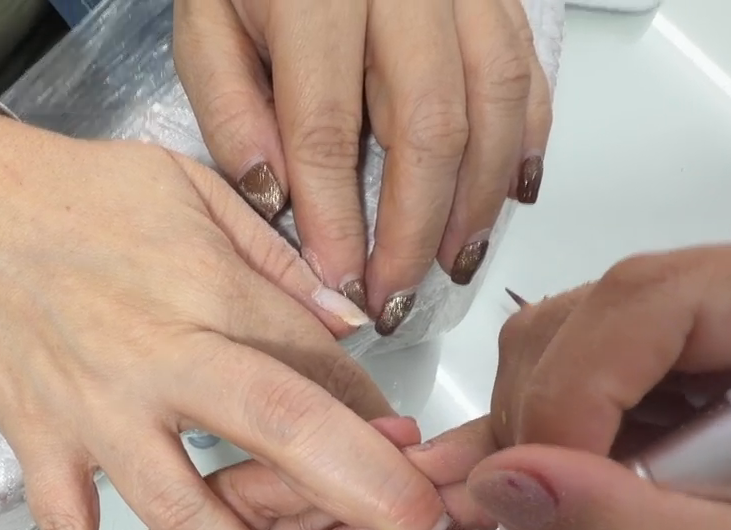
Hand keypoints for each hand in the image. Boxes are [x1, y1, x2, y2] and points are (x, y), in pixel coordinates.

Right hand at [0, 93, 450, 529]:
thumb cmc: (79, 191)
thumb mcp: (193, 191)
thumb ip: (275, 264)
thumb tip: (346, 327)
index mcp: (208, 289)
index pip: (317, 365)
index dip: (377, 423)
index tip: (416, 467)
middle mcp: (157, 359)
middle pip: (276, 431)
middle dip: (359, 493)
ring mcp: (92, 411)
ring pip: (178, 507)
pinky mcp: (37, 443)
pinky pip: (60, 527)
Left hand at [174, 0, 551, 333]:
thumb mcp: (204, 30)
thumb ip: (231, 111)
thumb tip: (275, 199)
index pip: (328, 130)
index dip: (336, 220)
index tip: (338, 285)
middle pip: (427, 124)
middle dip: (414, 229)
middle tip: (396, 298)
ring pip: (493, 99)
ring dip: (477, 198)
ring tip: (451, 266)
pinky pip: (526, 64)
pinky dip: (525, 138)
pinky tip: (511, 196)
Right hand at [412, 235, 730, 529]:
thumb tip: (495, 482)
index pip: (651, 300)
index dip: (574, 391)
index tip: (556, 492)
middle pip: (584, 319)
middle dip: (539, 425)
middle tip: (558, 517)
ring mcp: (694, 322)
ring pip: (546, 345)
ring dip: (523, 438)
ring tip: (567, 512)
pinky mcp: (653, 358)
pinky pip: (544, 374)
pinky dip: (516, 443)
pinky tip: (529, 494)